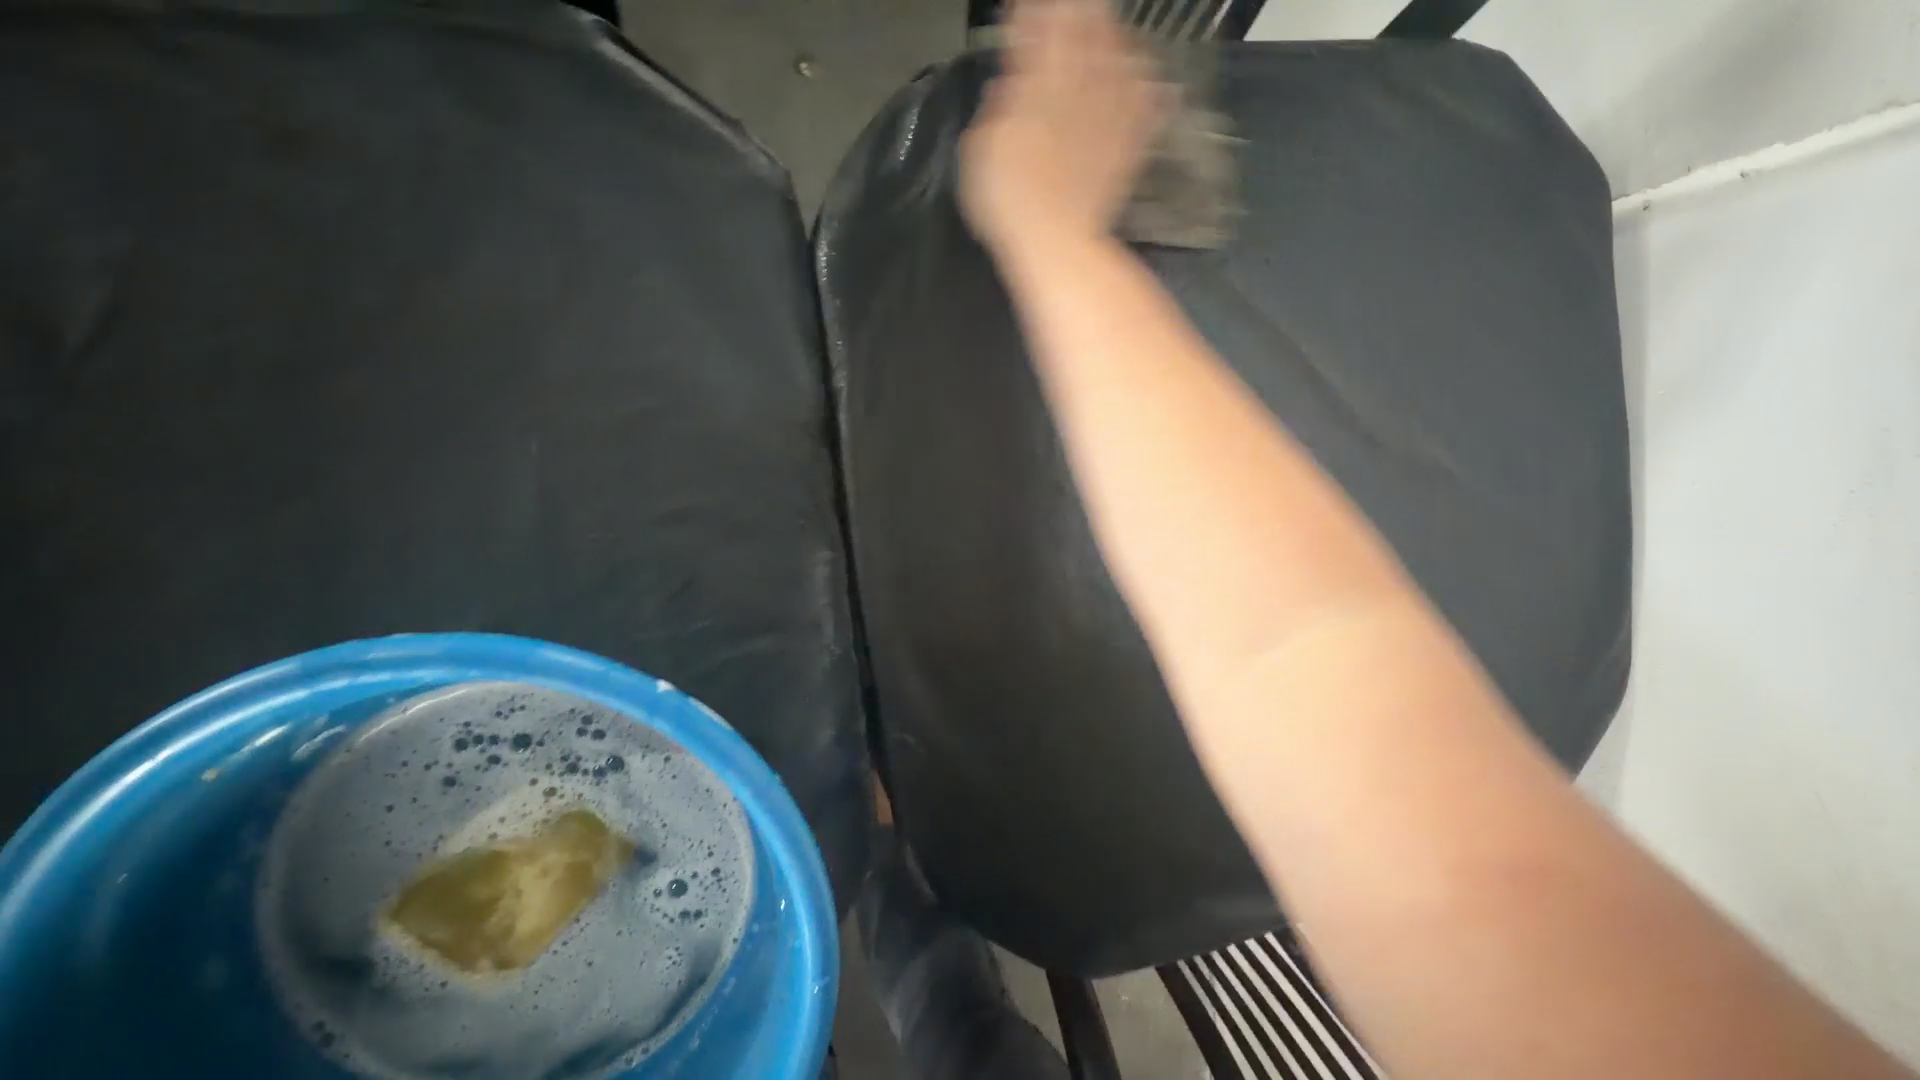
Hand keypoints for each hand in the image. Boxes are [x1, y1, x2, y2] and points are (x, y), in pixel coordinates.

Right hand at [959, 0, 1165, 257]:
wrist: (1057, 242)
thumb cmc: (1009, 200)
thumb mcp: (981, 147)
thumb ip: (998, 107)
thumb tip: (1006, 86)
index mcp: (1039, 86)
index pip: (1041, 30)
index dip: (1035, 13)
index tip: (1027, 7)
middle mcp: (1080, 91)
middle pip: (1087, 35)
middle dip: (1079, 14)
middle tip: (1072, 6)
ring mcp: (1110, 118)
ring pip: (1121, 60)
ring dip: (1114, 39)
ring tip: (1108, 28)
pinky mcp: (1129, 147)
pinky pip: (1146, 105)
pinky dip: (1146, 87)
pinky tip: (1149, 80)